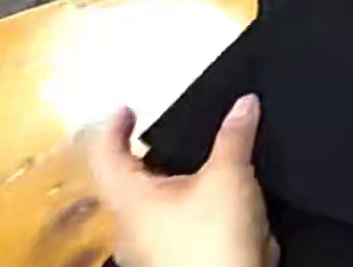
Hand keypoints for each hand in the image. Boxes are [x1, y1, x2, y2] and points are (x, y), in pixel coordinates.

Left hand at [85, 95, 277, 266]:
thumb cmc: (212, 233)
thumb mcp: (229, 175)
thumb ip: (235, 135)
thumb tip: (245, 101)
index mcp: (133, 203)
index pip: (108, 161)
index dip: (112, 131)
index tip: (126, 107)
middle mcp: (135, 224)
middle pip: (131, 181)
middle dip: (150, 150)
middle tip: (177, 120)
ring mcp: (156, 243)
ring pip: (159, 197)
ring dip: (178, 168)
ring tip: (209, 142)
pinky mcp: (181, 252)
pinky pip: (182, 210)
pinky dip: (196, 186)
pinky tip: (224, 177)